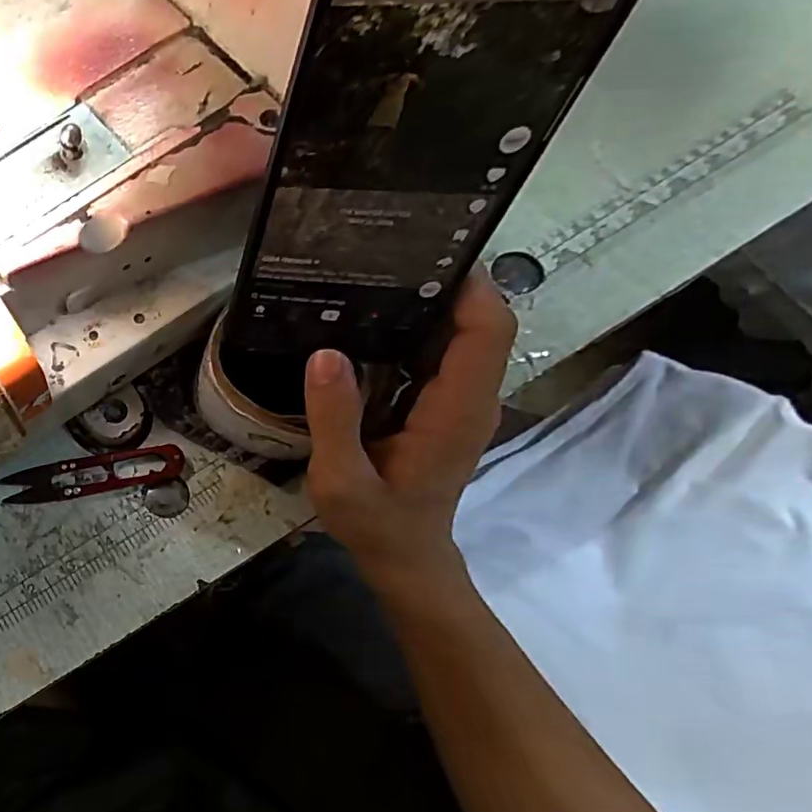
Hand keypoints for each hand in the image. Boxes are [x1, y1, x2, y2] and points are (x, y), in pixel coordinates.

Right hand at [303, 271, 516, 587]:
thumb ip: (335, 419)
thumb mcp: (342, 479)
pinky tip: (363, 330)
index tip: (420, 254)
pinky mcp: (440, 409)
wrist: (404, 557)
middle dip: (436, 286)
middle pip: (475, 323)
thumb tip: (324, 353)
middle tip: (375, 263)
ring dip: (419, 309)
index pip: (487, 329)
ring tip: (364, 285)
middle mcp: (470, 398)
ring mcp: (458, 403)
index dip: (468, 285)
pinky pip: (434, 358)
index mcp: (457, 410)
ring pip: (454, 337)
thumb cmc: (376, 523)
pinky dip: (407, 336)